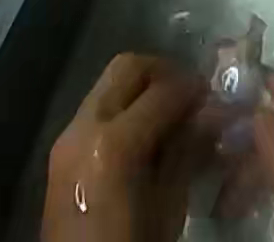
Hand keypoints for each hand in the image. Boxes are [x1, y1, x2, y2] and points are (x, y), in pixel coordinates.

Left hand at [43, 53, 205, 241]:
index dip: (194, 88)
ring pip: (111, 82)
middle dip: (164, 73)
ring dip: (144, 87)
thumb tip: (211, 113)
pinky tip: (145, 131)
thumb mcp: (169, 206)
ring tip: (169, 112)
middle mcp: (85, 128)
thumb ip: (188, 149)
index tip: (213, 97)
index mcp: (114, 145)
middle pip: (128, 67)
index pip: (165, 90)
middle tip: (188, 95)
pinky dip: (126, 105)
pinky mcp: (61, 151)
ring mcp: (67, 137)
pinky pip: (98, 106)